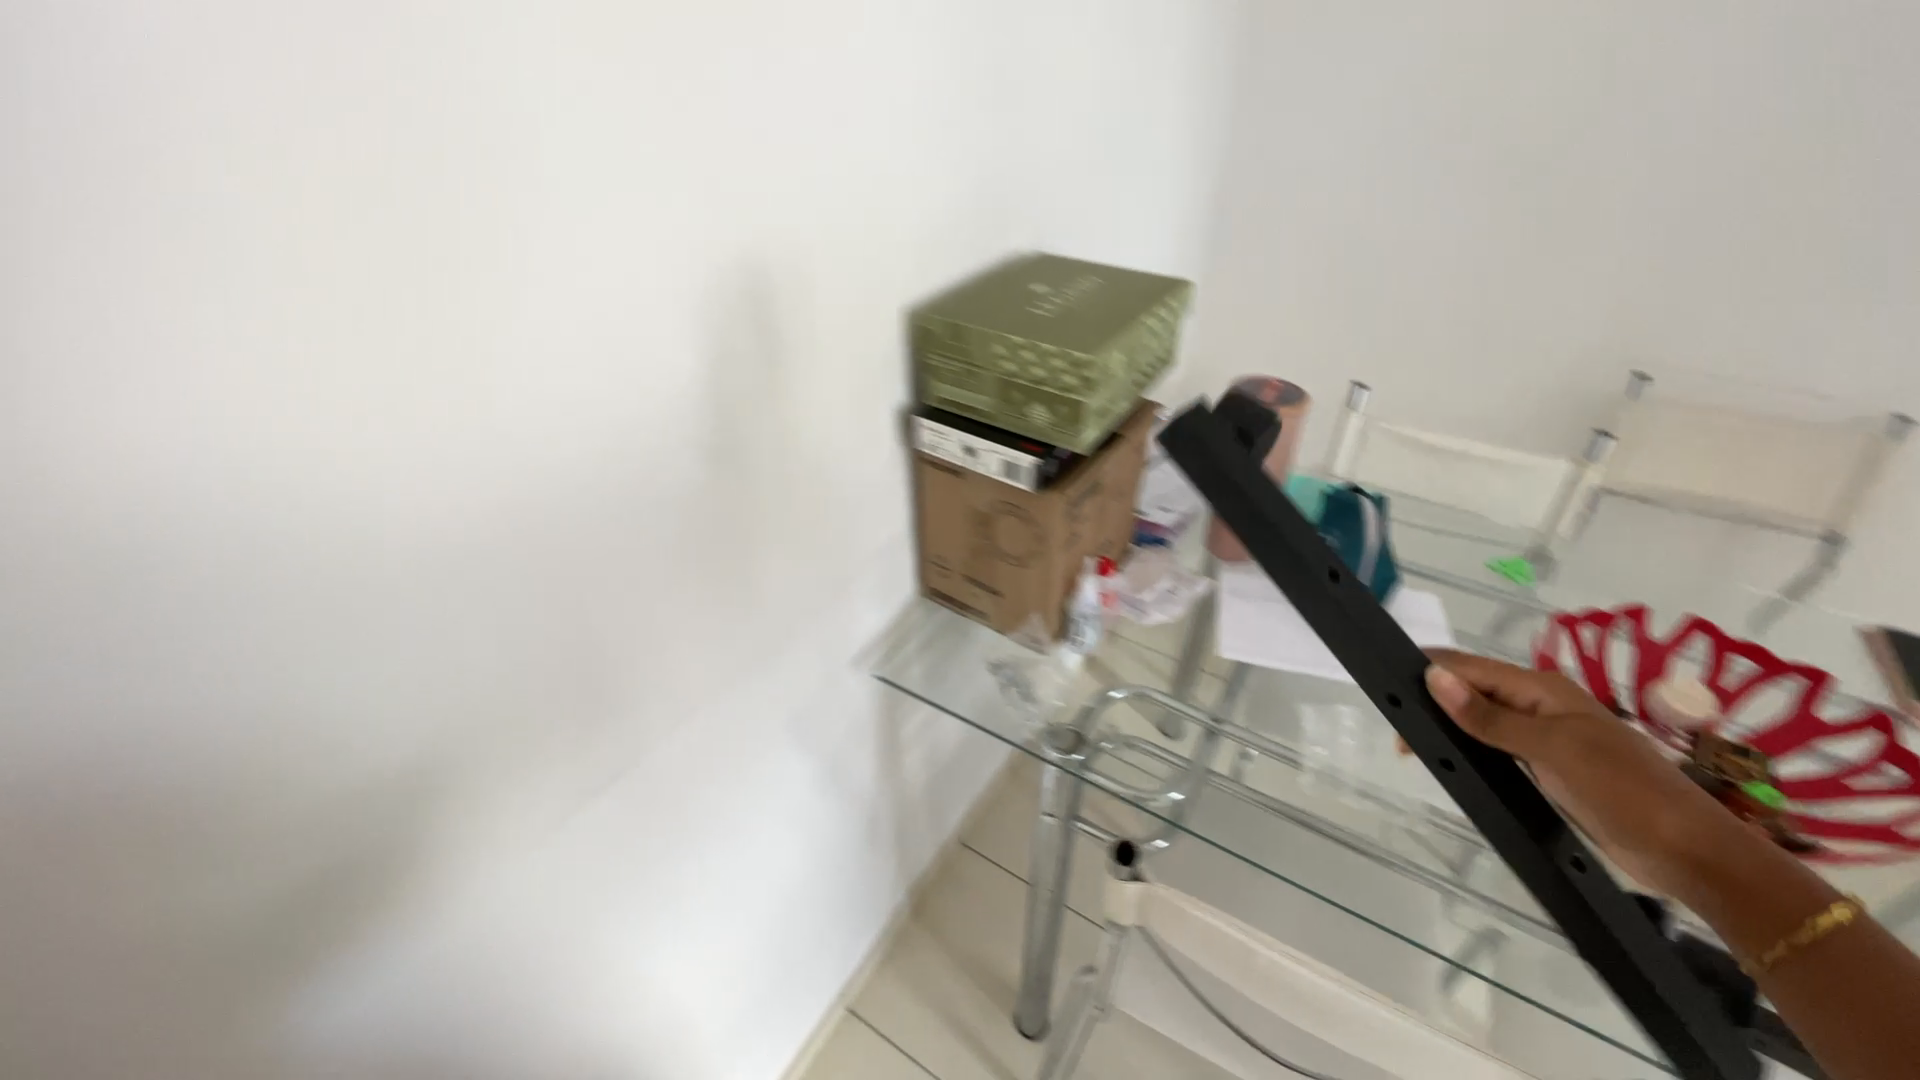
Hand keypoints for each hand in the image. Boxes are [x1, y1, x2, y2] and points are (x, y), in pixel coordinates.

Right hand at [1422, 649, 1760, 898]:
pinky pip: (1494, 748)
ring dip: (1447, 726)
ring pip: (1479, 719)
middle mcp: (1539, 705)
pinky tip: (1451, 763)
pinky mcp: (1546, 767)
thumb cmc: (1622, 790)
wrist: (1687, 851)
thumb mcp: (1550, 749)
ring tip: (1410, 749)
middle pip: (1470, 690)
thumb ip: (1488, 717)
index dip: (1426, 673)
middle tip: (1397, 740)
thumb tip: (1432, 677)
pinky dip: (1468, 749)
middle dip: (1430, 701)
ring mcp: (1543, 737)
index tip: (1388, 693)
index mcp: (1541, 688)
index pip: (1466, 666)